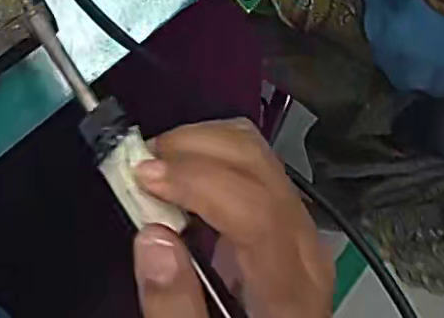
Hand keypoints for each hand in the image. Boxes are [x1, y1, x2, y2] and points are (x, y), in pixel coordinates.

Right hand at [130, 119, 332, 317]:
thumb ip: (175, 309)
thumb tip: (152, 238)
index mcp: (292, 288)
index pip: (256, 209)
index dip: (197, 181)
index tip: (145, 177)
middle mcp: (303, 242)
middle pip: (254, 163)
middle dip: (190, 149)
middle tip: (140, 165)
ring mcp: (295, 220)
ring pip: (251, 148)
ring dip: (196, 143)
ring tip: (154, 166)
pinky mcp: (279, 209)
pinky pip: (247, 157)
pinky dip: (206, 151)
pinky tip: (178, 174)